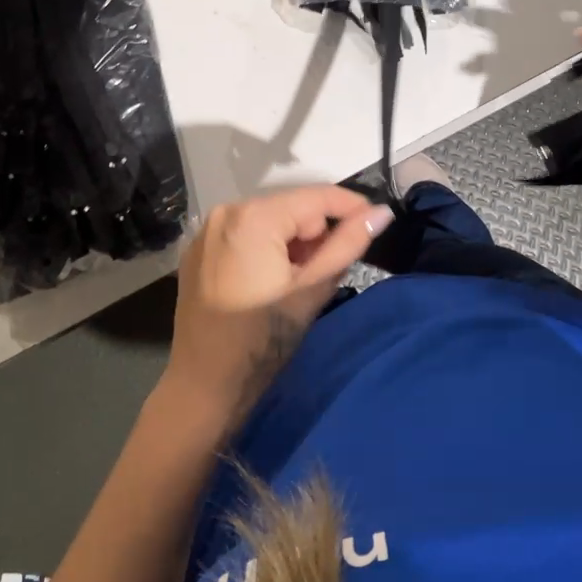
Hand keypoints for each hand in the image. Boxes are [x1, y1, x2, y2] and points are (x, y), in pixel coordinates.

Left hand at [166, 186, 394, 421]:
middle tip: (330, 269)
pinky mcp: (199, 250)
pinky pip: (245, 234)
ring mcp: (207, 230)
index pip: (316, 197)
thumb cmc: (261, 340)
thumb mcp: (311, 290)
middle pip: (291, 206)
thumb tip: (381, 213)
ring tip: (302, 280)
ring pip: (269, 220)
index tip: (379, 221)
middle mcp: (226, 211)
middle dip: (317, 231)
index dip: (352, 206)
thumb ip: (347, 245)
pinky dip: (267, 248)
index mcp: (253, 217)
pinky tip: (273, 281)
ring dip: (294, 241)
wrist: (203, 384)